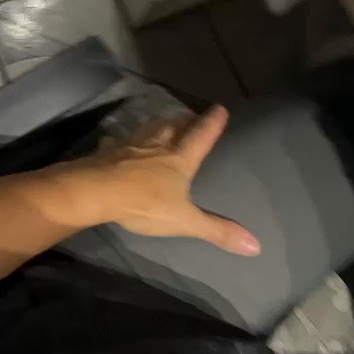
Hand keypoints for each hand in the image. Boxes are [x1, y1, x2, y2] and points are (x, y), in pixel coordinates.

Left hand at [54, 106, 259, 256]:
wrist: (97, 191)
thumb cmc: (144, 204)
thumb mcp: (184, 221)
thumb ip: (217, 231)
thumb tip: (256, 246)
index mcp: (178, 160)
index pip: (200, 138)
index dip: (212, 124)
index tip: (220, 107)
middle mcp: (155, 147)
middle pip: (172, 126)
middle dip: (183, 120)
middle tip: (188, 115)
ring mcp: (129, 147)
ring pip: (147, 129)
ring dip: (157, 125)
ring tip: (161, 124)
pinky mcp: (108, 152)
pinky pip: (117, 142)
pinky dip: (121, 141)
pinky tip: (117, 142)